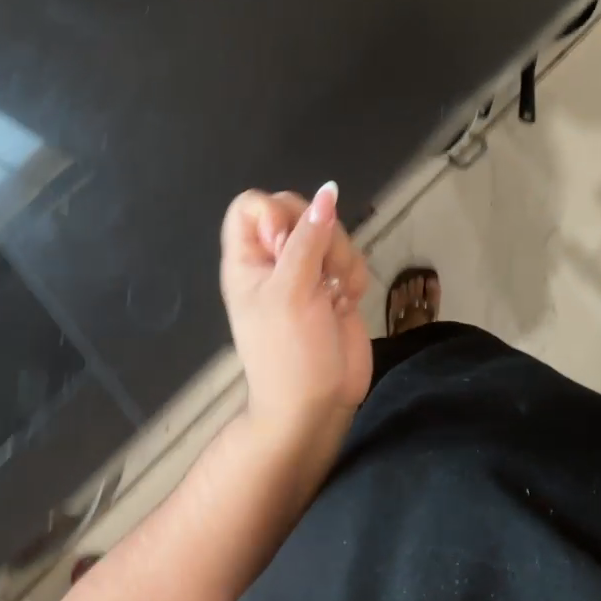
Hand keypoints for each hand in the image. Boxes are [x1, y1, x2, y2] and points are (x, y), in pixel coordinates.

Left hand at [219, 184, 372, 451]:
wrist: (316, 408)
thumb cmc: (289, 354)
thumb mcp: (292, 293)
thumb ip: (309, 239)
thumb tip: (328, 192)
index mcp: (247, 259)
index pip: (252, 204)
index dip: (273, 213)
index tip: (285, 243)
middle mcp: (274, 259)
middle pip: (300, 211)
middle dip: (321, 236)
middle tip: (320, 273)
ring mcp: (306, 272)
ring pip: (331, 232)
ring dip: (341, 260)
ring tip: (335, 296)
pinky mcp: (334, 285)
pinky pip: (350, 257)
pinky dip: (353, 278)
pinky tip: (346, 304)